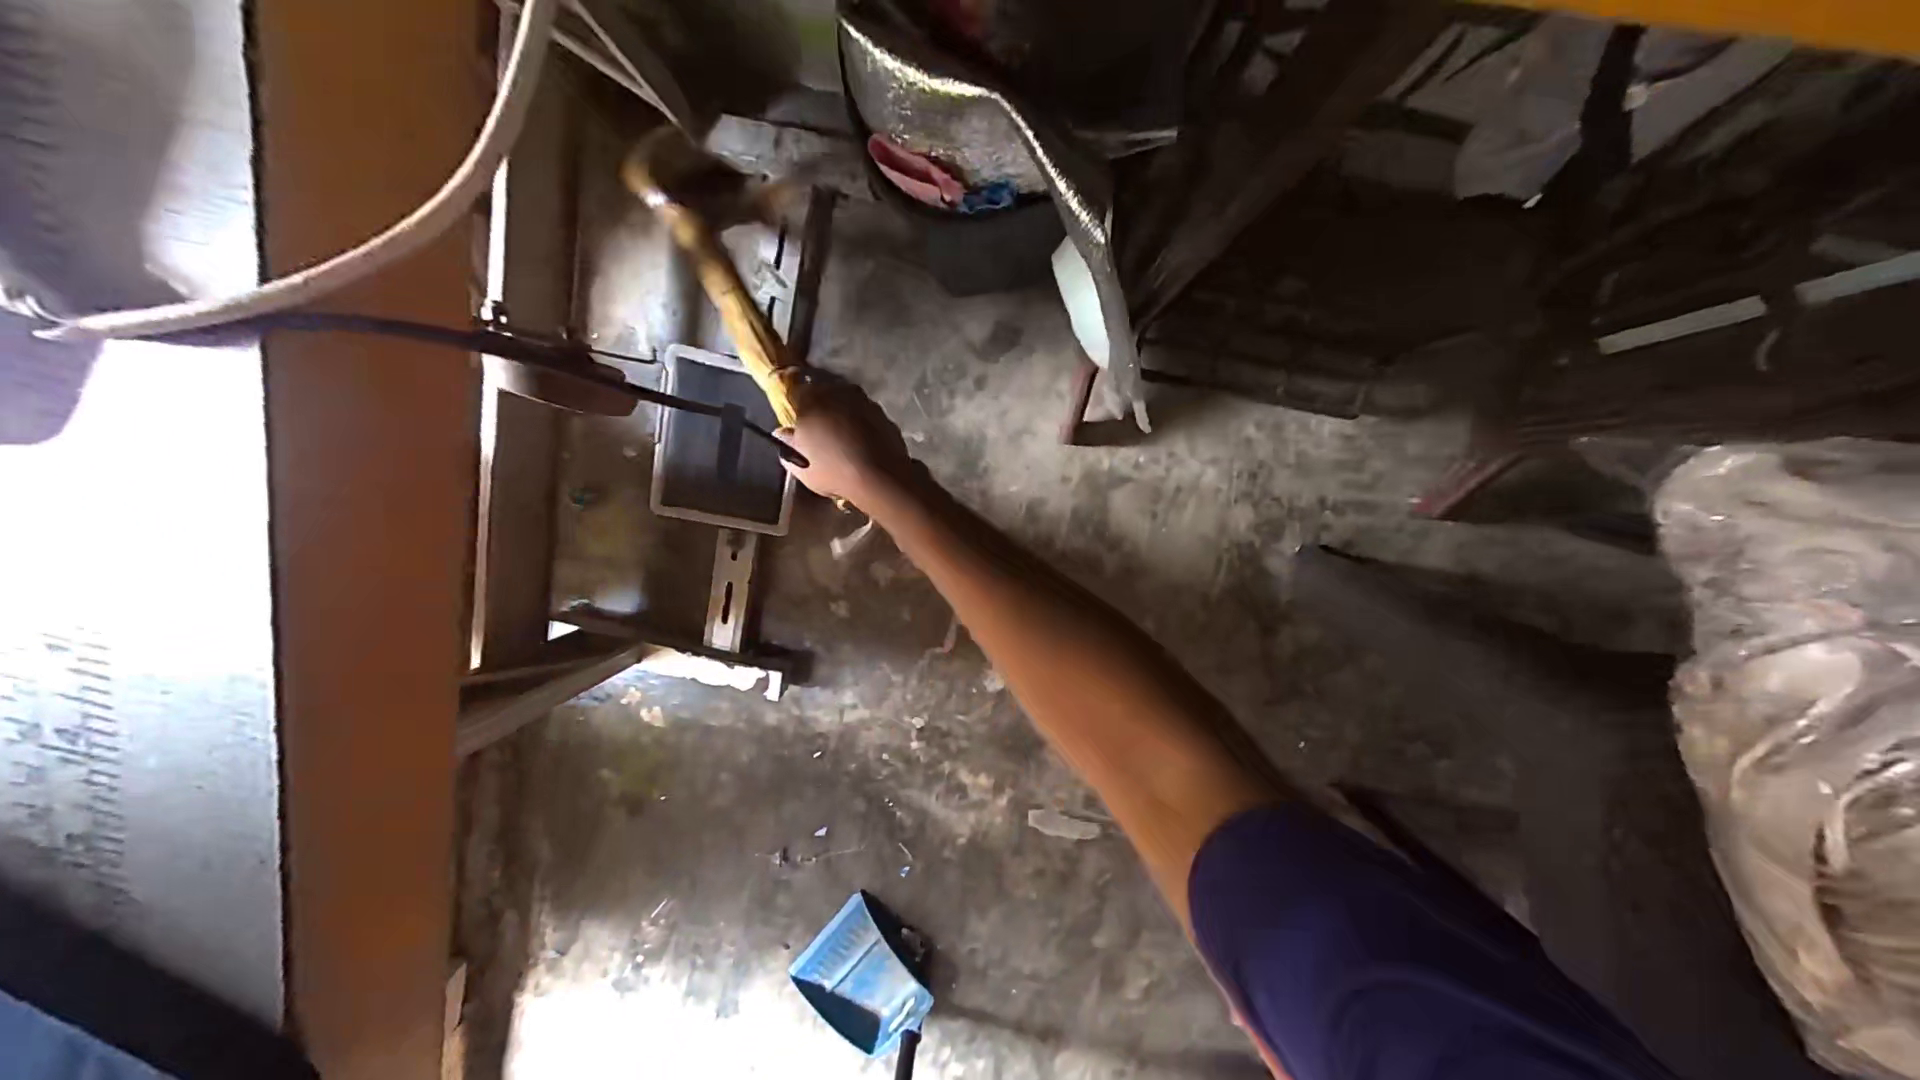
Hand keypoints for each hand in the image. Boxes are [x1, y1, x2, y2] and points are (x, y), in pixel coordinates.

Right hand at [777, 371, 916, 507]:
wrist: (880, 477)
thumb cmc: (833, 470)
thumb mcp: (800, 465)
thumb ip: (788, 445)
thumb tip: (783, 434)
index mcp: (812, 400)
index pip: (797, 390)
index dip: (797, 402)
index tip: (798, 415)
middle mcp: (839, 393)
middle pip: (825, 393)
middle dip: (821, 406)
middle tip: (820, 428)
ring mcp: (865, 402)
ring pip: (849, 402)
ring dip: (844, 413)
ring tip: (843, 437)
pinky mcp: (884, 415)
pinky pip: (867, 415)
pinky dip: (863, 424)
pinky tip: (863, 443)